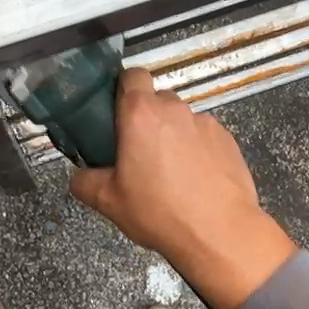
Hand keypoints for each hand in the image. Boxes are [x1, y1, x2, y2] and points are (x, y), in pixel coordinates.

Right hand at [70, 68, 295, 308]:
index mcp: (141, 114)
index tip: (116, 114)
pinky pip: (204, 137)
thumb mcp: (108, 202)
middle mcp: (175, 109)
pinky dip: (197, 150)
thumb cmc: (160, 213)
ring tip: (170, 173)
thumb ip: (85, 182)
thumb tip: (80, 177)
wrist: (219, 233)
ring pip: (181, 120)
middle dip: (146, 119)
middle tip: (138, 153)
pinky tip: (195, 180)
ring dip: (172, 136)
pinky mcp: (228, 140)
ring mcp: (206, 123)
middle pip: (156, 99)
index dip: (123, 90)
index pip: (131, 75)